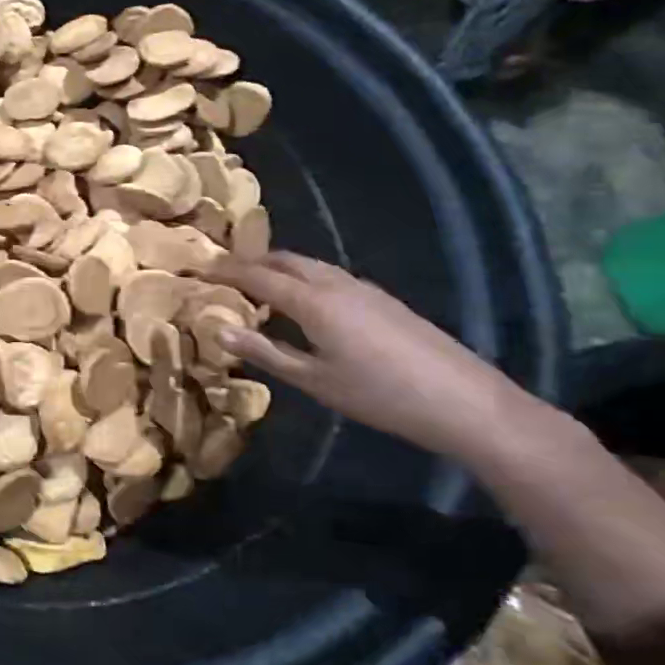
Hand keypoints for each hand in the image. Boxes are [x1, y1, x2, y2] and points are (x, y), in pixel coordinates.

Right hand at [207, 253, 537, 452]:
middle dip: (251, 262)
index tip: (198, 269)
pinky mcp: (383, 301)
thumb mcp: (312, 379)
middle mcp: (336, 285)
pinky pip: (330, 276)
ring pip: (310, 266)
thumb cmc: (379, 394)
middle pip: (285, 260)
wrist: (467, 403)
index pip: (257, 276)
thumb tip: (218, 328)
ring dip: (279, 268)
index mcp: (313, 302)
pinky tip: (302, 302)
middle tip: (223, 273)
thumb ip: (264, 351)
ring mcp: (364, 290)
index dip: (225, 271)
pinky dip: (303, 278)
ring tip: (256, 284)